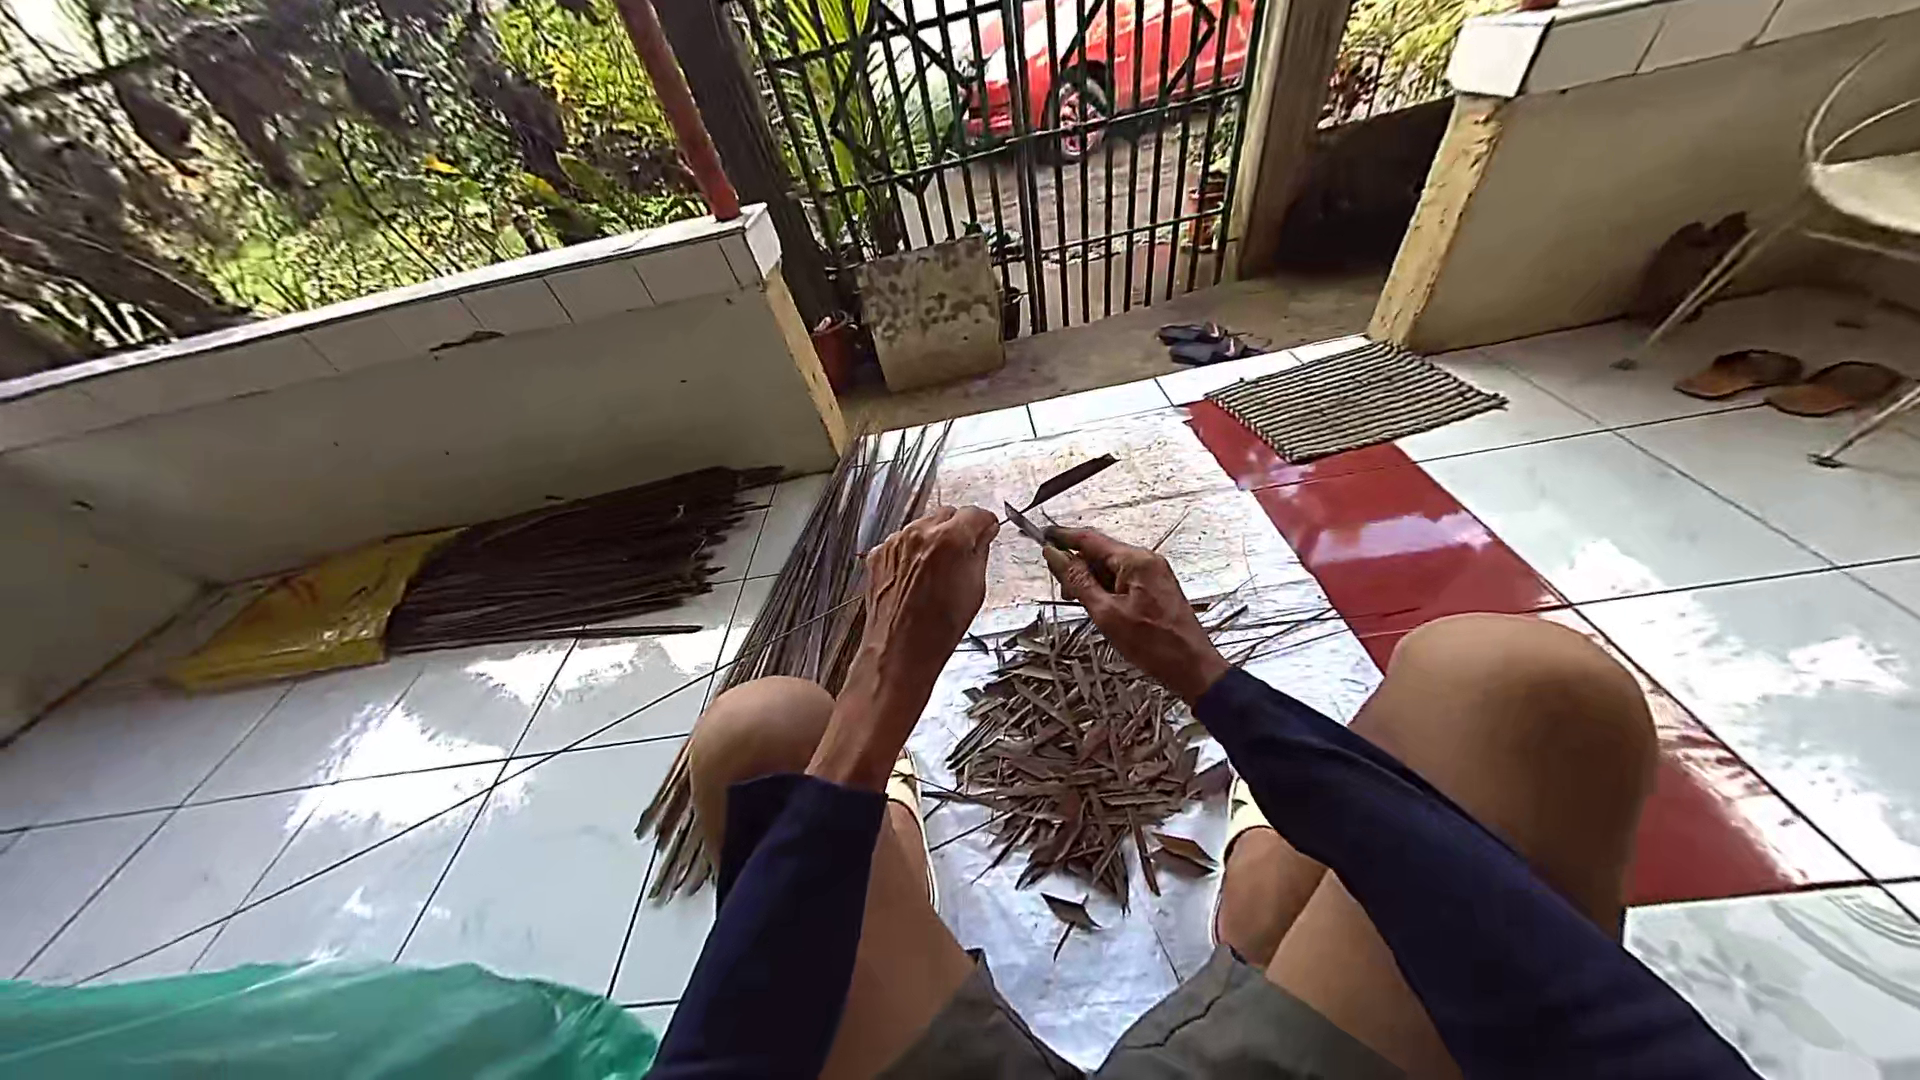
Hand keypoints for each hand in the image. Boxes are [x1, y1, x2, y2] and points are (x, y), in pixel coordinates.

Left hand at [809, 505, 997, 789]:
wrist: (900, 652)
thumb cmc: (938, 629)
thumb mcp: (976, 588)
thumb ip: (980, 551)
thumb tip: (983, 534)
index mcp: (949, 540)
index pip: (975, 513)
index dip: (985, 524)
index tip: (987, 531)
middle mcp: (918, 535)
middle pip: (947, 514)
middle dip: (959, 529)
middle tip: (966, 552)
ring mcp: (895, 544)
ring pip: (923, 526)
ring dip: (934, 540)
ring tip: (939, 571)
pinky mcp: (879, 555)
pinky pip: (902, 542)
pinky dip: (912, 552)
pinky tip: (919, 577)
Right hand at [1042, 527, 1229, 703]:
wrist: (1193, 668)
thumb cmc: (1156, 645)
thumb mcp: (1106, 613)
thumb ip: (1077, 581)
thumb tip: (1055, 556)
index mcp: (1136, 561)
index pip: (1090, 539)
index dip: (1062, 537)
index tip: (1042, 536)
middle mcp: (1147, 561)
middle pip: (1100, 553)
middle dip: (1076, 567)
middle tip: (1062, 588)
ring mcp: (1153, 574)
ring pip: (1110, 568)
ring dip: (1090, 581)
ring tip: (1082, 604)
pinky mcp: (1155, 588)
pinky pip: (1122, 579)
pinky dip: (1105, 589)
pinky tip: (1100, 607)